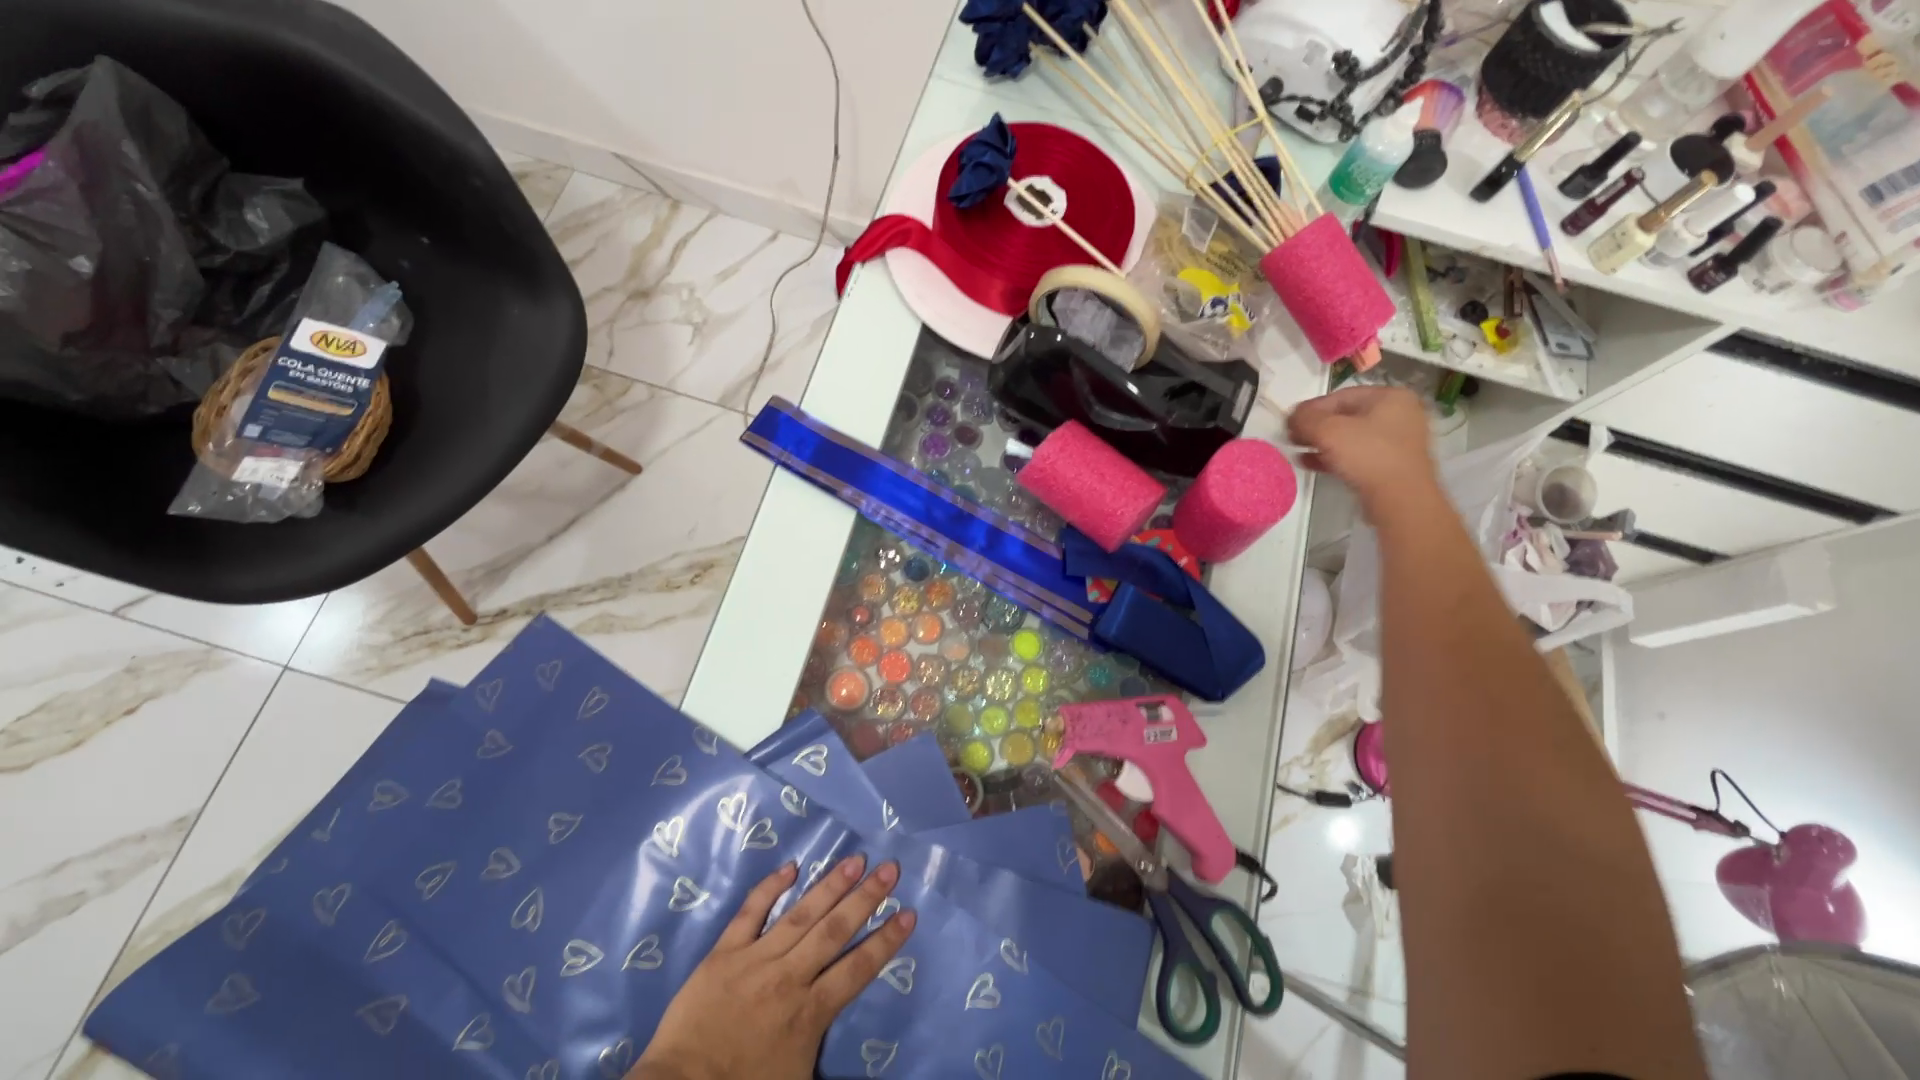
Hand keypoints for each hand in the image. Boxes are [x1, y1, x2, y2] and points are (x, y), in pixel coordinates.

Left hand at [631, 856, 914, 1079]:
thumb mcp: (800, 1075)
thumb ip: (823, 1042)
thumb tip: (848, 1042)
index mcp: (811, 1012)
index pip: (858, 969)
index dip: (886, 941)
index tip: (908, 913)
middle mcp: (790, 978)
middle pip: (835, 931)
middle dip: (865, 898)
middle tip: (890, 868)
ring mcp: (756, 960)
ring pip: (801, 915)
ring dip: (830, 886)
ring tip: (855, 859)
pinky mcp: (724, 953)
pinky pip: (750, 913)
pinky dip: (770, 888)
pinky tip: (791, 867)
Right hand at [1288, 386, 1440, 518]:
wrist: (1400, 499)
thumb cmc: (1368, 455)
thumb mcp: (1328, 431)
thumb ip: (1305, 419)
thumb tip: (1292, 416)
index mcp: (1390, 397)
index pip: (1341, 396)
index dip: (1311, 408)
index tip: (1290, 422)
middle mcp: (1398, 414)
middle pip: (1346, 416)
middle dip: (1316, 427)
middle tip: (1292, 437)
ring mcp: (1397, 441)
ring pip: (1350, 437)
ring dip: (1322, 443)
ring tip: (1298, 451)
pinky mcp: (1391, 465)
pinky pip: (1357, 455)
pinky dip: (1334, 457)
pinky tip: (1311, 463)